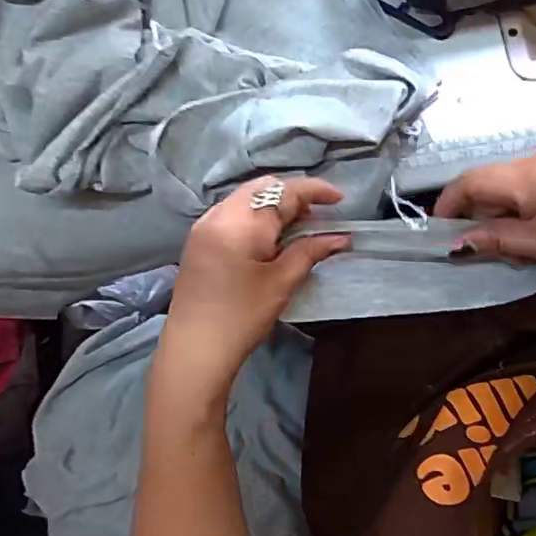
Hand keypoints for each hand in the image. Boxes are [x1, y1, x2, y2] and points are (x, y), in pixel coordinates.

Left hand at [160, 176, 350, 388]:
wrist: (195, 348)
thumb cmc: (242, 316)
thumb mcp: (281, 282)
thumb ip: (310, 251)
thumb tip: (340, 237)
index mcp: (241, 222)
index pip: (283, 191)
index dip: (315, 190)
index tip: (339, 200)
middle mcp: (219, 214)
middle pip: (262, 187)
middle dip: (292, 194)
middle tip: (317, 216)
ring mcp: (204, 226)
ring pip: (245, 197)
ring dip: (273, 204)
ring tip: (297, 227)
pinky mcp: (198, 241)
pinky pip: (231, 212)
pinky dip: (254, 215)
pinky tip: (268, 238)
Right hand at [436, 153, 535, 283]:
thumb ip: (491, 239)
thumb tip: (455, 244)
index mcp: (525, 172)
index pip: (469, 180)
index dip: (447, 204)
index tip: (437, 232)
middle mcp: (535, 161)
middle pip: (486, 181)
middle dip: (473, 212)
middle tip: (473, 245)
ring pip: (505, 187)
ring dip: (495, 214)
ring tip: (502, 245)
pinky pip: (526, 189)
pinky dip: (515, 210)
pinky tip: (525, 234)